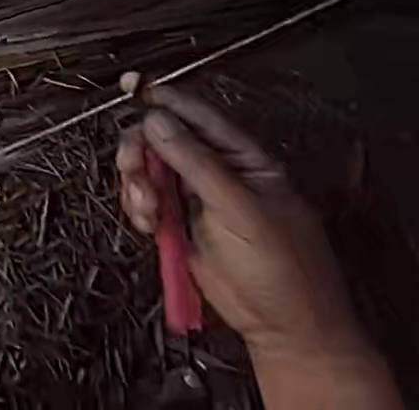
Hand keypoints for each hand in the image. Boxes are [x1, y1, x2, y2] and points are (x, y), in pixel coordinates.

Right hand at [114, 78, 365, 364]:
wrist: (284, 332)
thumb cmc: (284, 271)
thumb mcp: (240, 210)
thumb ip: (196, 162)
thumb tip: (157, 118)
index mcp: (241, 157)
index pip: (197, 114)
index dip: (164, 97)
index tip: (134, 87)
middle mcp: (214, 169)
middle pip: (161, 137)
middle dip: (141, 150)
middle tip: (134, 166)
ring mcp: (193, 193)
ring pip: (146, 165)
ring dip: (137, 183)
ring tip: (148, 209)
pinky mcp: (176, 218)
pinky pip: (142, 196)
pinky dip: (137, 206)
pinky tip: (149, 224)